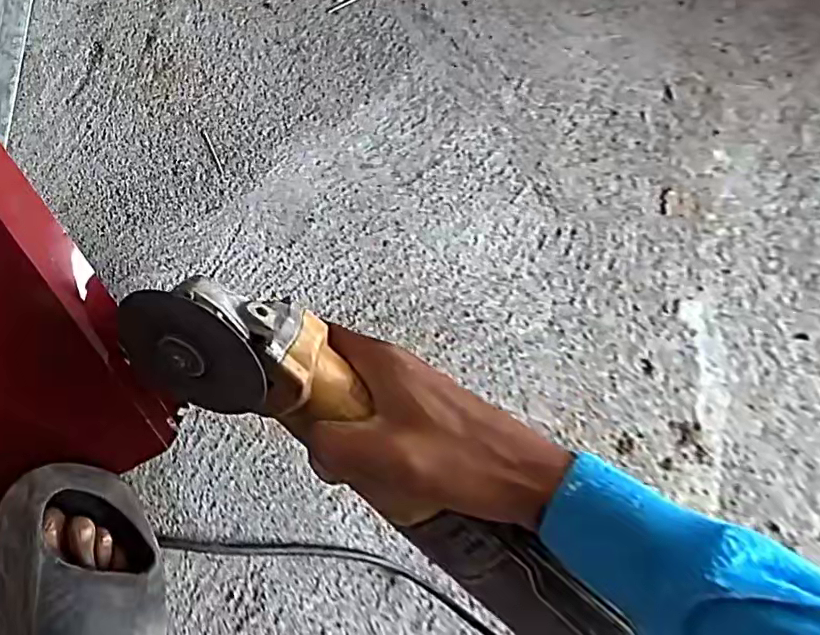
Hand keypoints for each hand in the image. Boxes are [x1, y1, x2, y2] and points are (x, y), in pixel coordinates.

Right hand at [291, 326, 573, 528]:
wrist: (537, 485)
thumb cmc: (477, 462)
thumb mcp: (389, 456)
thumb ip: (337, 448)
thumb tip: (314, 448)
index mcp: (381, 359)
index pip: (318, 334)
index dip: (293, 351)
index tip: (282, 376)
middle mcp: (395, 364)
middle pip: (333, 364)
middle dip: (317, 394)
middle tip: (316, 423)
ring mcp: (412, 385)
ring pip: (355, 388)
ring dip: (344, 415)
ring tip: (351, 447)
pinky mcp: (426, 408)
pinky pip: (378, 407)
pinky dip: (368, 427)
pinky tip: (381, 458)